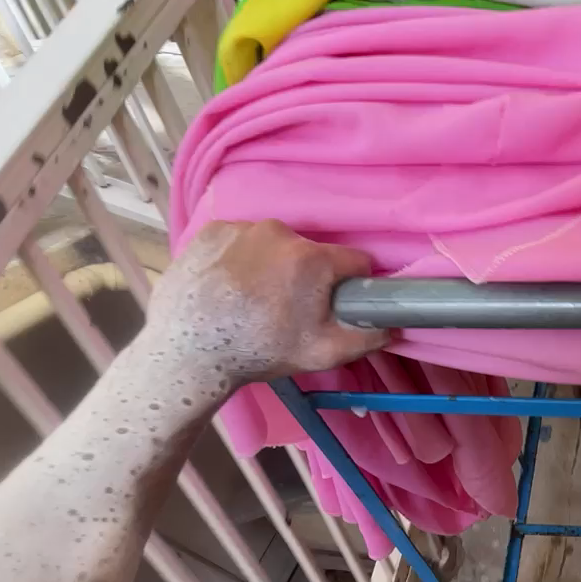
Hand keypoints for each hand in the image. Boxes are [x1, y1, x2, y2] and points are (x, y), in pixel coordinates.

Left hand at [144, 220, 390, 386]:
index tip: (339, 302)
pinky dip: (243, 259)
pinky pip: (242, 240)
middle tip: (290, 308)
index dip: (354, 283)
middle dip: (310, 276)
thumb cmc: (261, 351)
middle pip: (313, 252)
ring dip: (275, 266)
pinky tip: (231, 286)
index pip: (355, 260)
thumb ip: (367, 337)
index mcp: (312, 258)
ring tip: (256, 298)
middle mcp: (279, 232)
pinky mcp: (210, 230)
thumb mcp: (323, 353)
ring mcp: (241, 227)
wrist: (188, 351)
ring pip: (276, 245)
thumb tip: (392, 325)